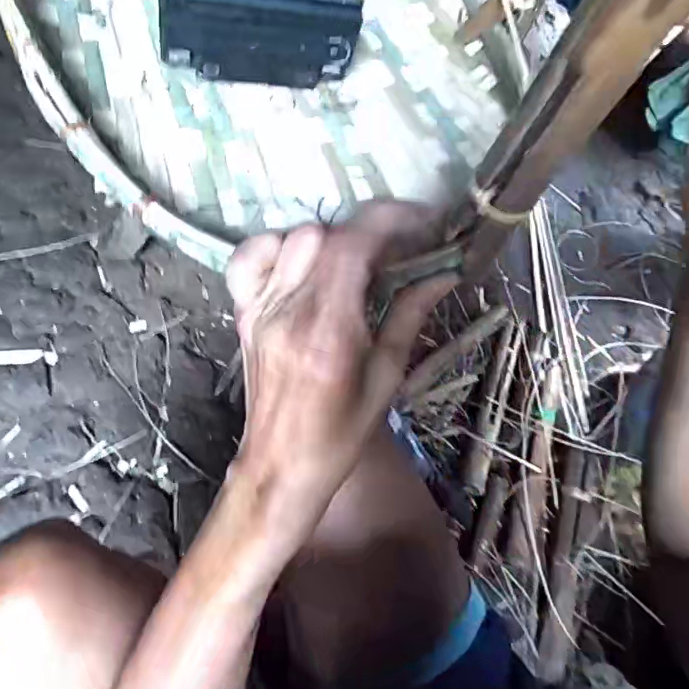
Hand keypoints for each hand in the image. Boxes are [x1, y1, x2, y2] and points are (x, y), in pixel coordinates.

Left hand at [222, 202, 456, 546]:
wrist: (280, 468)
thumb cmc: (342, 433)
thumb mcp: (388, 377)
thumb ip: (410, 315)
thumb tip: (445, 273)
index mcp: (328, 330)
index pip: (353, 246)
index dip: (391, 221)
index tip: (421, 221)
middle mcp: (288, 311)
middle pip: (325, 235)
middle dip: (371, 230)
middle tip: (399, 247)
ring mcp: (259, 309)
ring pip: (292, 238)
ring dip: (333, 237)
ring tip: (358, 258)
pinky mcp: (244, 313)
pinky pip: (250, 258)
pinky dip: (278, 246)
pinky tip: (303, 261)